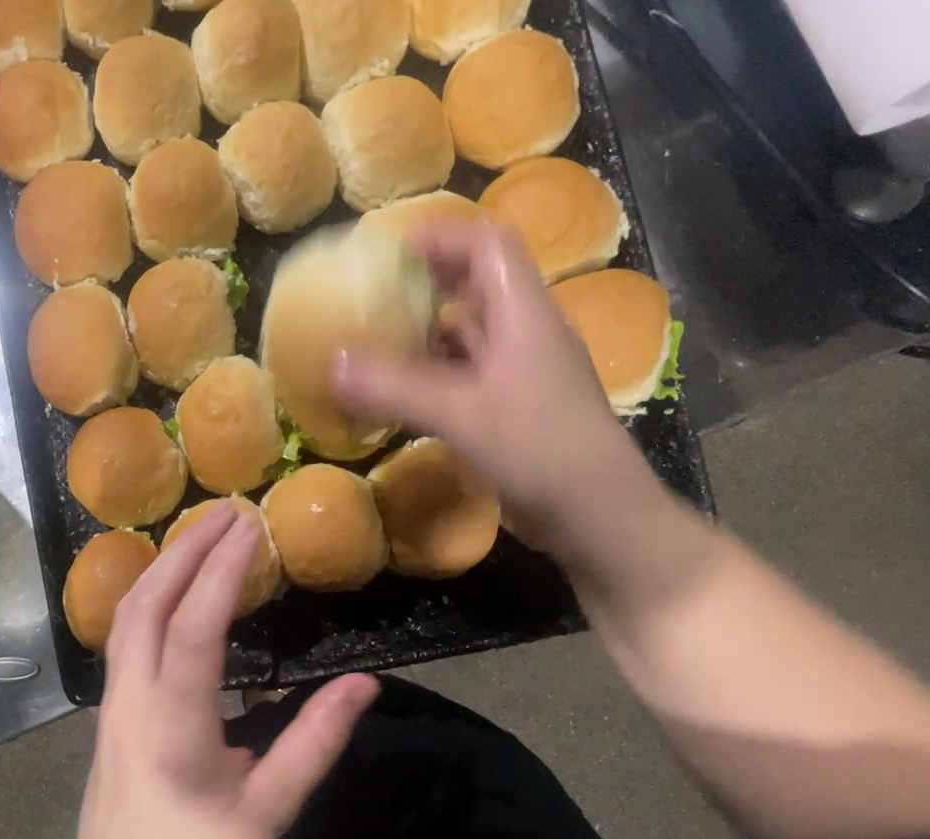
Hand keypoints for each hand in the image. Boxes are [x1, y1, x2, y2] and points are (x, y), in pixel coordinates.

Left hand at [60, 502, 380, 838]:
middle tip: (230, 510)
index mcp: (174, 729)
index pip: (192, 632)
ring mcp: (111, 698)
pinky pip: (123, 630)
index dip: (220, 575)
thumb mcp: (268, 812)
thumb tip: (363, 684)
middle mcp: (132, 701)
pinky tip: (175, 580)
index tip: (250, 529)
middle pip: (148, 605)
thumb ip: (313, 746)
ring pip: (127, 613)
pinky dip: (150, 590)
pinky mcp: (108, 701)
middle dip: (187, 550)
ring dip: (164, 564)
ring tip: (205, 531)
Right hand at [329, 220, 662, 553]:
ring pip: (472, 331)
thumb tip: (331, 364)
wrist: (598, 512)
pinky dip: (433, 370)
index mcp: (524, 315)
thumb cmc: (539, 449)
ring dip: (428, 328)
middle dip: (427, 280)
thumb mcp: (461, 414)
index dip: (443, 235)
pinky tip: (402, 390)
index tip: (390, 246)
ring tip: (378, 337)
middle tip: (374, 291)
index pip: (489, 246)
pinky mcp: (516, 406)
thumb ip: (395, 388)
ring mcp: (523, 371)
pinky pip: (468, 372)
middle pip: (479, 283)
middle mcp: (526, 333)